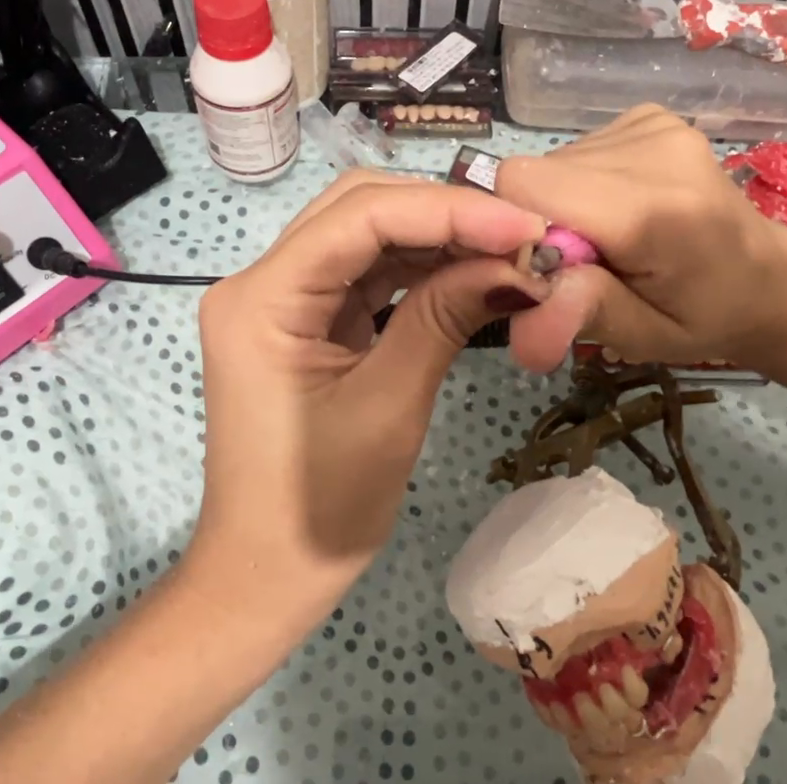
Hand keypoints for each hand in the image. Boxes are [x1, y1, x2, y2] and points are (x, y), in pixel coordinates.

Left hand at [188, 172, 548, 607]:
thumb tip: (515, 262)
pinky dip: (419, 270)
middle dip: (443, 213)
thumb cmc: (320, 509)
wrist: (264, 577)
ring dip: (437, 238)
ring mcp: (279, 301)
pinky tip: (470, 272)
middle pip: (357, 210)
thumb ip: (444, 318)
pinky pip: (364, 275)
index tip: (526, 228)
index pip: (360, 217)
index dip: (448, 210)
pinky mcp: (302, 323)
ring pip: (364, 236)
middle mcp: (260, 282)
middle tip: (523, 235)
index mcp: (260, 299)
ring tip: (510, 251)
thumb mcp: (389, 407)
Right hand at [499, 105, 786, 389]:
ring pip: (554, 162)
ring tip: (615, 240)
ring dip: (564, 206)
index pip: (523, 184)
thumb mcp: (645, 338)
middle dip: (542, 223)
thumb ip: (582, 313)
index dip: (516, 228)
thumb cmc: (709, 319)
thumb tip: (513, 300)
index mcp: (650, 211)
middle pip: (536, 173)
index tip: (546, 269)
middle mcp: (651, 150)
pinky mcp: (651, 117)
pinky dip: (586, 185)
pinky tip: (625, 211)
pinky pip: (581, 150)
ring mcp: (654, 126)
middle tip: (589, 264)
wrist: (773, 281)